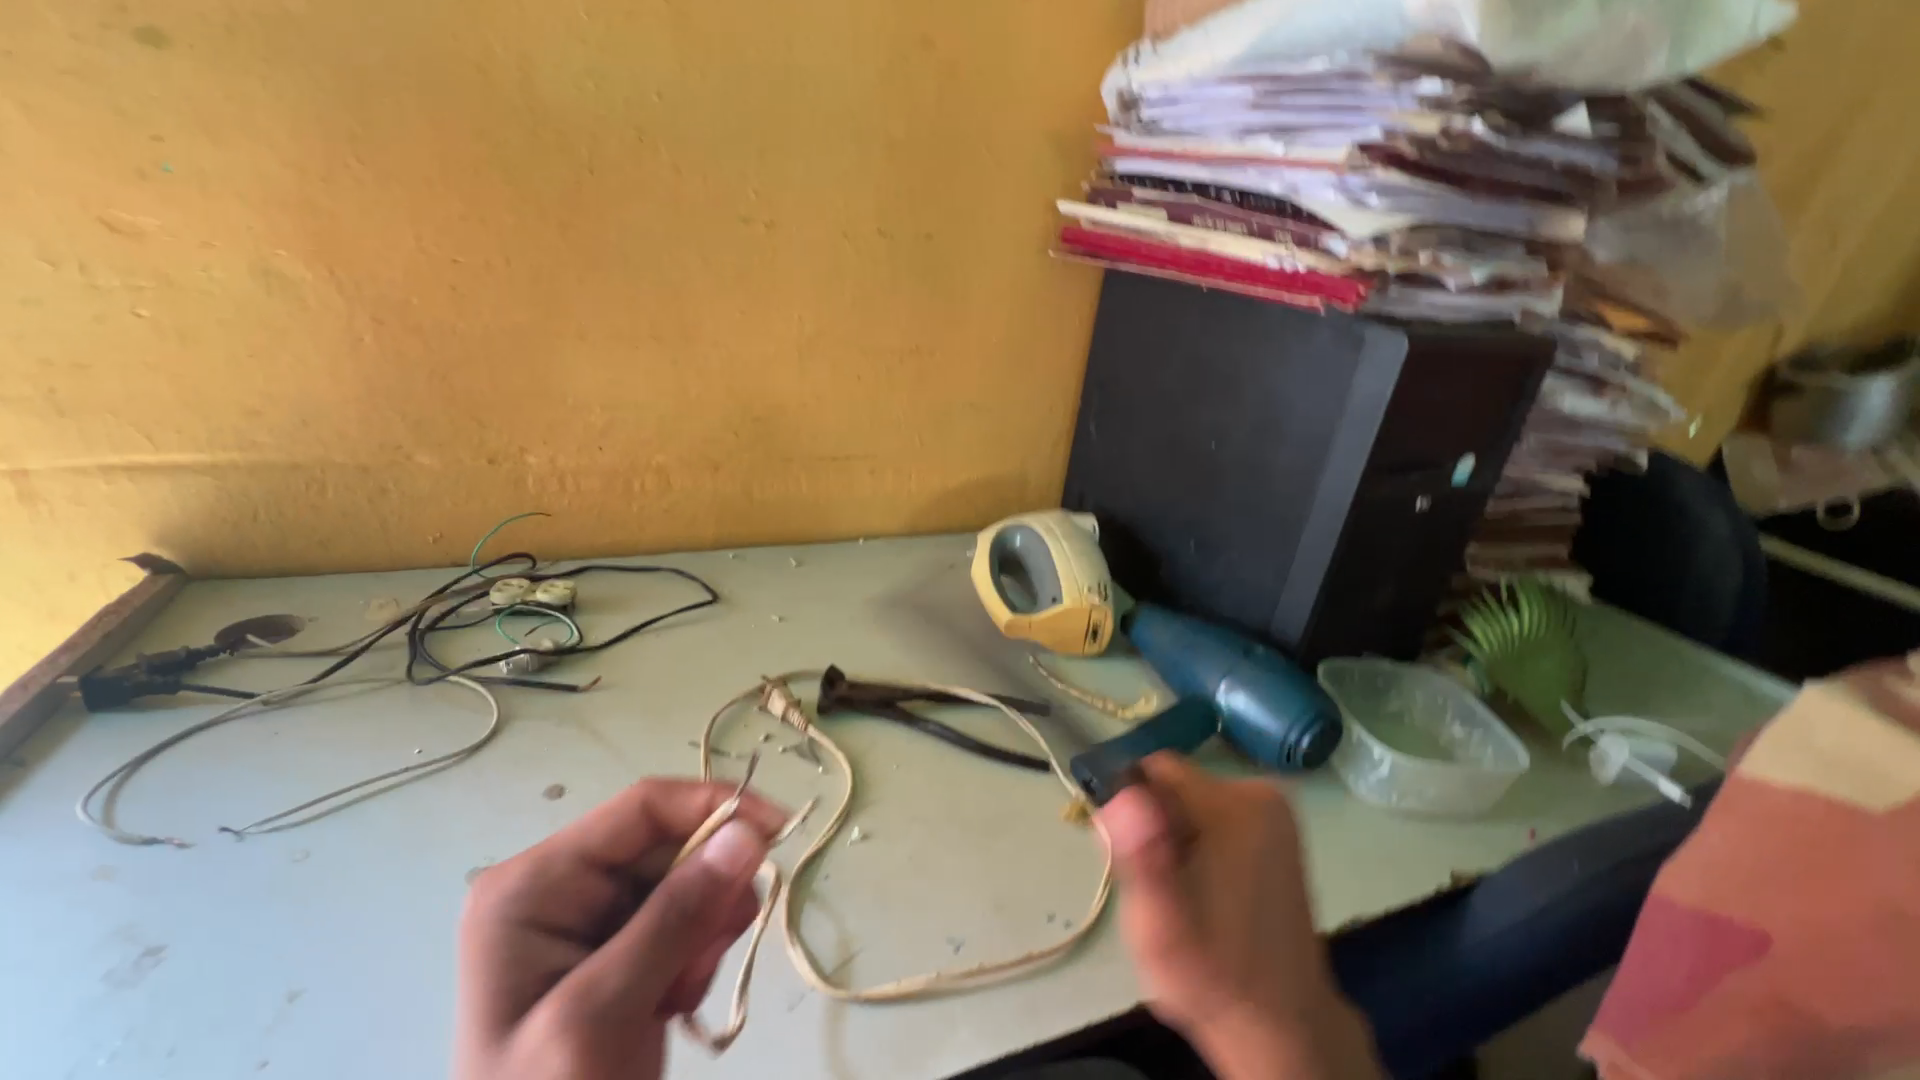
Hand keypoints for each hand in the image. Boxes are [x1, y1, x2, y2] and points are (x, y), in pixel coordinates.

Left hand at [455, 779, 785, 1079]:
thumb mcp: (605, 1012)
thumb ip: (676, 918)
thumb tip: (748, 833)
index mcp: (534, 883)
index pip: (641, 809)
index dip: (714, 807)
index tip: (781, 832)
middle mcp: (559, 887)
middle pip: (668, 846)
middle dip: (706, 895)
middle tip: (708, 958)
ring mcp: (587, 921)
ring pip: (685, 883)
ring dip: (702, 933)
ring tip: (679, 995)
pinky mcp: (617, 951)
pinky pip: (683, 920)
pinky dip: (695, 956)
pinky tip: (672, 1004)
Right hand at [1097, 753, 1380, 1079]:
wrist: (1283, 1022)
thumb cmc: (1212, 974)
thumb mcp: (1160, 927)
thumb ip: (1139, 859)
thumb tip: (1123, 797)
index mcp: (1232, 807)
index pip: (1153, 770)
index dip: (1131, 811)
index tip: (1134, 862)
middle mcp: (1261, 794)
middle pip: (1174, 785)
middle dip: (1155, 827)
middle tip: (1161, 890)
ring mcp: (1276, 811)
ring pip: (1191, 801)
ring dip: (1176, 839)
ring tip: (1187, 896)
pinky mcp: (1279, 829)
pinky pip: (1215, 815)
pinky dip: (1202, 844)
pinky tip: (1210, 891)